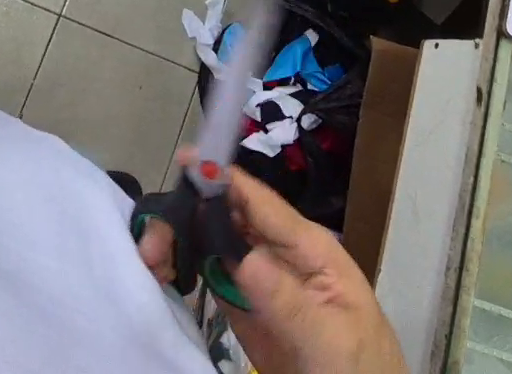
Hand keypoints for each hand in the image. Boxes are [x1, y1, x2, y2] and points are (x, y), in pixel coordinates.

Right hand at [134, 162, 405, 373]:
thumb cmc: (361, 367)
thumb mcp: (330, 336)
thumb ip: (287, 299)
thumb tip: (243, 257)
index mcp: (306, 246)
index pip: (260, 202)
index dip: (224, 176)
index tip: (188, 159)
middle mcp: (278, 251)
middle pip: (227, 216)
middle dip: (188, 215)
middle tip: (152, 239)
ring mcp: (259, 278)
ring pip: (211, 240)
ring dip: (179, 240)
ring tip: (151, 259)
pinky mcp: (243, 305)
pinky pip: (208, 274)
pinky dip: (181, 268)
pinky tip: (160, 272)